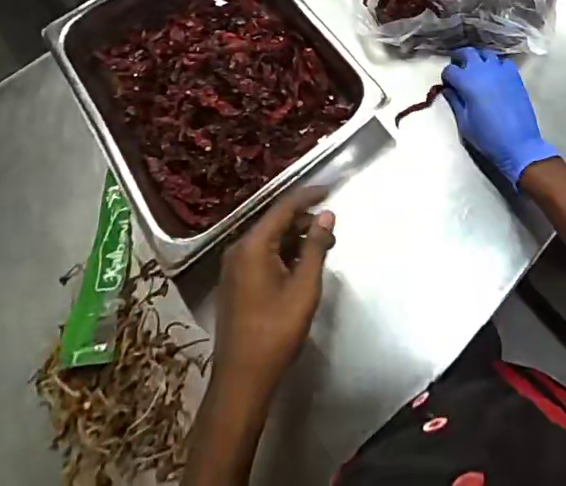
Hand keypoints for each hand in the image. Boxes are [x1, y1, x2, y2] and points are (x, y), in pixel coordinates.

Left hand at [212, 186, 335, 395]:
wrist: (242, 376)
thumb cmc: (276, 331)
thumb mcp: (303, 288)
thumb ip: (315, 248)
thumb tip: (326, 216)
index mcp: (252, 244)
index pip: (282, 208)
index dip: (307, 196)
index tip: (329, 189)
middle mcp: (238, 247)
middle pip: (274, 222)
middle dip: (303, 221)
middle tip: (331, 228)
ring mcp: (234, 265)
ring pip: (268, 240)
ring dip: (294, 239)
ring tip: (322, 246)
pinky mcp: (236, 280)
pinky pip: (261, 255)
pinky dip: (283, 253)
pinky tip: (301, 264)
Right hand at [442, 47, 557, 181]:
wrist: (519, 145)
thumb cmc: (487, 137)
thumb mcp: (464, 122)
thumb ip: (454, 101)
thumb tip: (447, 89)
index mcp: (467, 82)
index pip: (449, 69)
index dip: (446, 76)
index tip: (447, 84)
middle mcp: (482, 71)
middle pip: (467, 52)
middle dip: (459, 57)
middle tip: (457, 67)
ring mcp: (501, 72)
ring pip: (486, 54)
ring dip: (478, 58)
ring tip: (476, 69)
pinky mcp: (515, 77)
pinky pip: (503, 62)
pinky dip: (496, 64)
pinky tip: (494, 75)